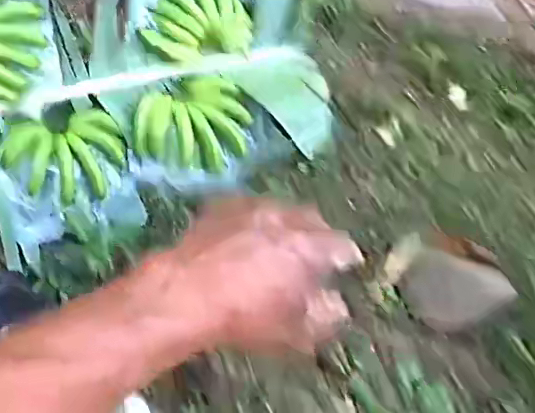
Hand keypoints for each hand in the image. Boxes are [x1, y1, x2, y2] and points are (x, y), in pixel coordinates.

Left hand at [137, 197, 361, 355]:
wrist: (188, 289)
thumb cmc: (248, 315)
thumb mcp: (299, 330)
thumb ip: (327, 314)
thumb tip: (336, 301)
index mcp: (305, 246)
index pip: (339, 243)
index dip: (346, 255)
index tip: (346, 265)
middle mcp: (278, 217)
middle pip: (309, 216)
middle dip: (318, 232)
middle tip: (317, 252)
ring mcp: (246, 206)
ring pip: (278, 206)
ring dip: (286, 221)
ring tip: (283, 241)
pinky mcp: (219, 204)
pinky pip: (248, 205)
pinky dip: (257, 217)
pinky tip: (250, 233)